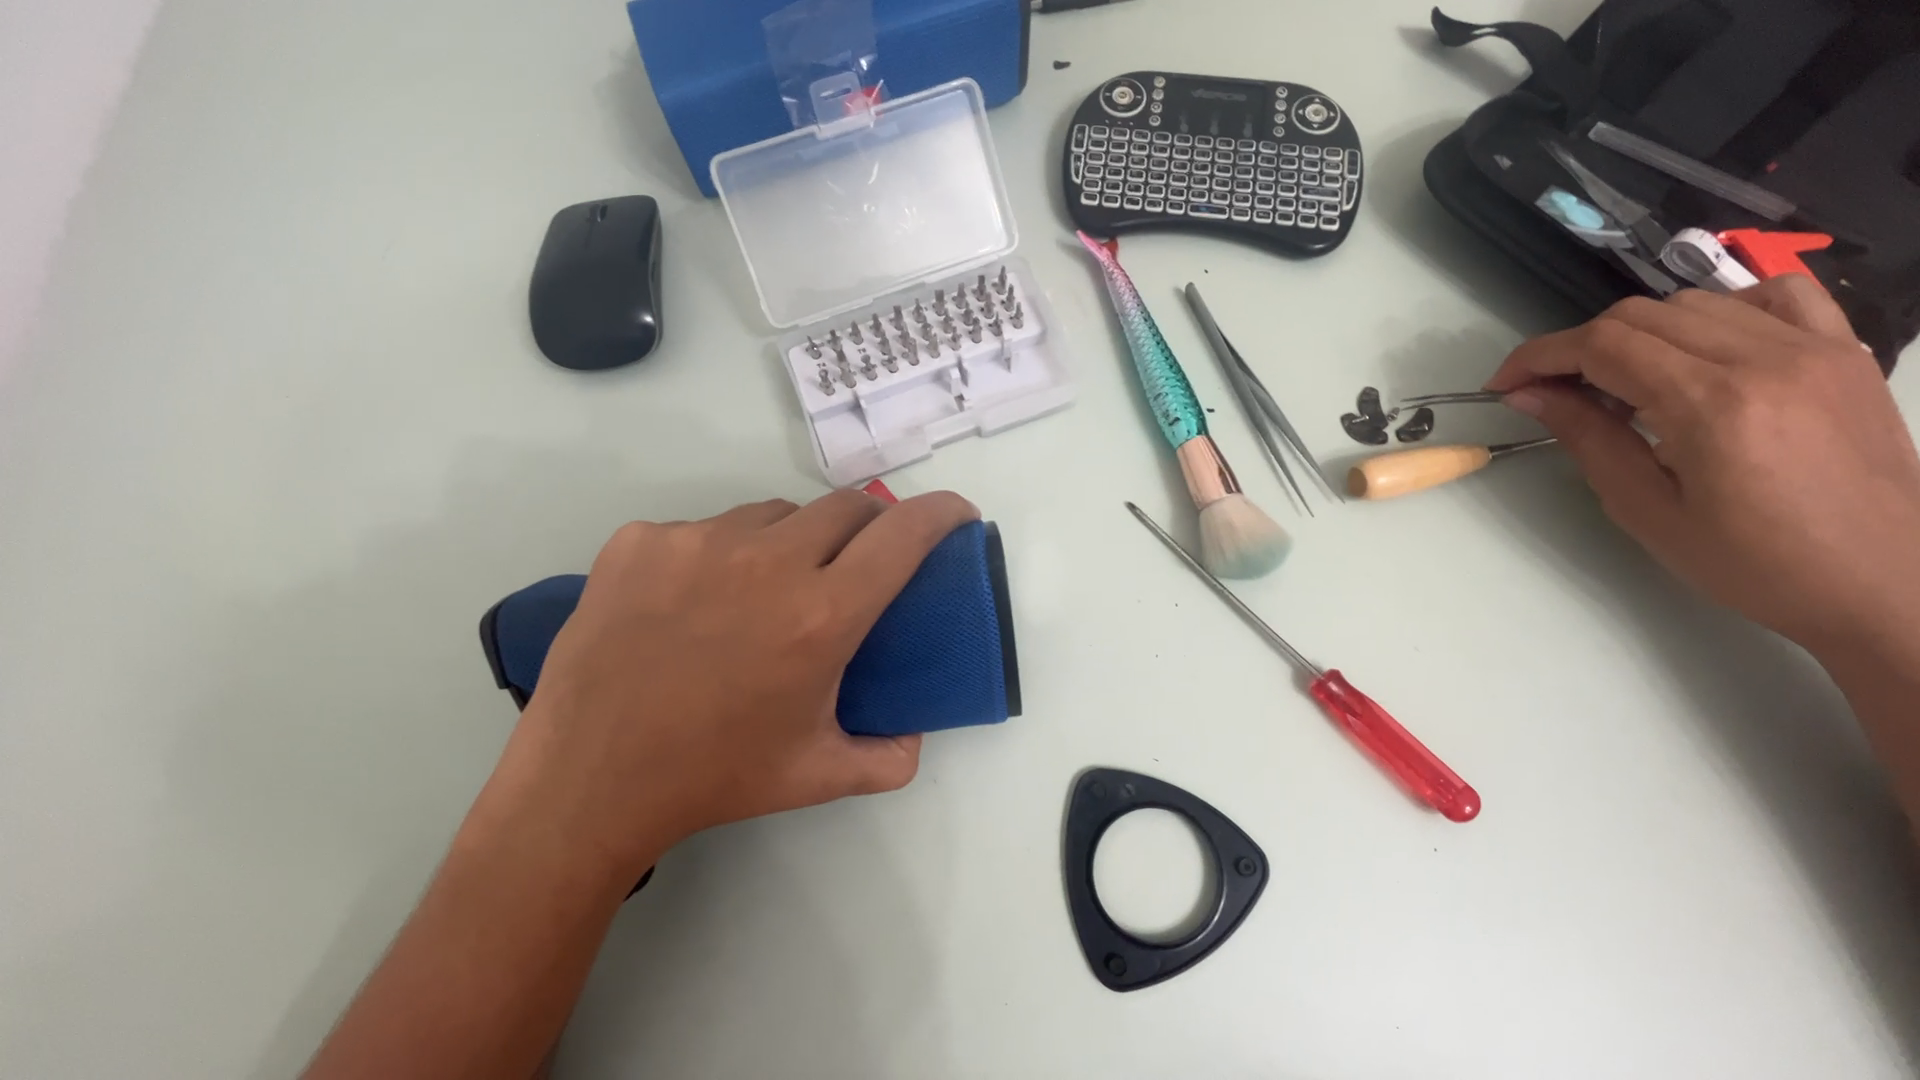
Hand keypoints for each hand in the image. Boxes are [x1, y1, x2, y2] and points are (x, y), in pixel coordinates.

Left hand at [484, 490, 979, 884]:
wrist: (589, 780)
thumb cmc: (715, 776)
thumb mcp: (818, 776)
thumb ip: (889, 758)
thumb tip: (914, 736)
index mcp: (822, 615)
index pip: (904, 534)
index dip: (941, 513)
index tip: (956, 515)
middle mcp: (766, 561)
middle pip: (845, 508)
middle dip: (868, 527)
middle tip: (856, 564)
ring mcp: (696, 542)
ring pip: (771, 516)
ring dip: (789, 541)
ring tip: (765, 591)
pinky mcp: (640, 541)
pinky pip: (701, 531)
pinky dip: (716, 556)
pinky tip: (691, 603)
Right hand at [1485, 277, 1919, 656]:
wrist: (1885, 581)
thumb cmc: (1755, 563)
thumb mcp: (1648, 511)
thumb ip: (1589, 439)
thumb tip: (1530, 394)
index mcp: (1713, 404)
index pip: (1602, 345)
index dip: (1539, 356)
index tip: (1505, 384)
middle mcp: (1766, 358)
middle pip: (1640, 316)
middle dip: (1578, 346)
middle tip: (1552, 391)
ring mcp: (1815, 348)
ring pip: (1696, 302)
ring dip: (1638, 333)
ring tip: (1622, 382)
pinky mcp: (1845, 352)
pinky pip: (1776, 295)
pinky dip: (1722, 308)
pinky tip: (1701, 347)